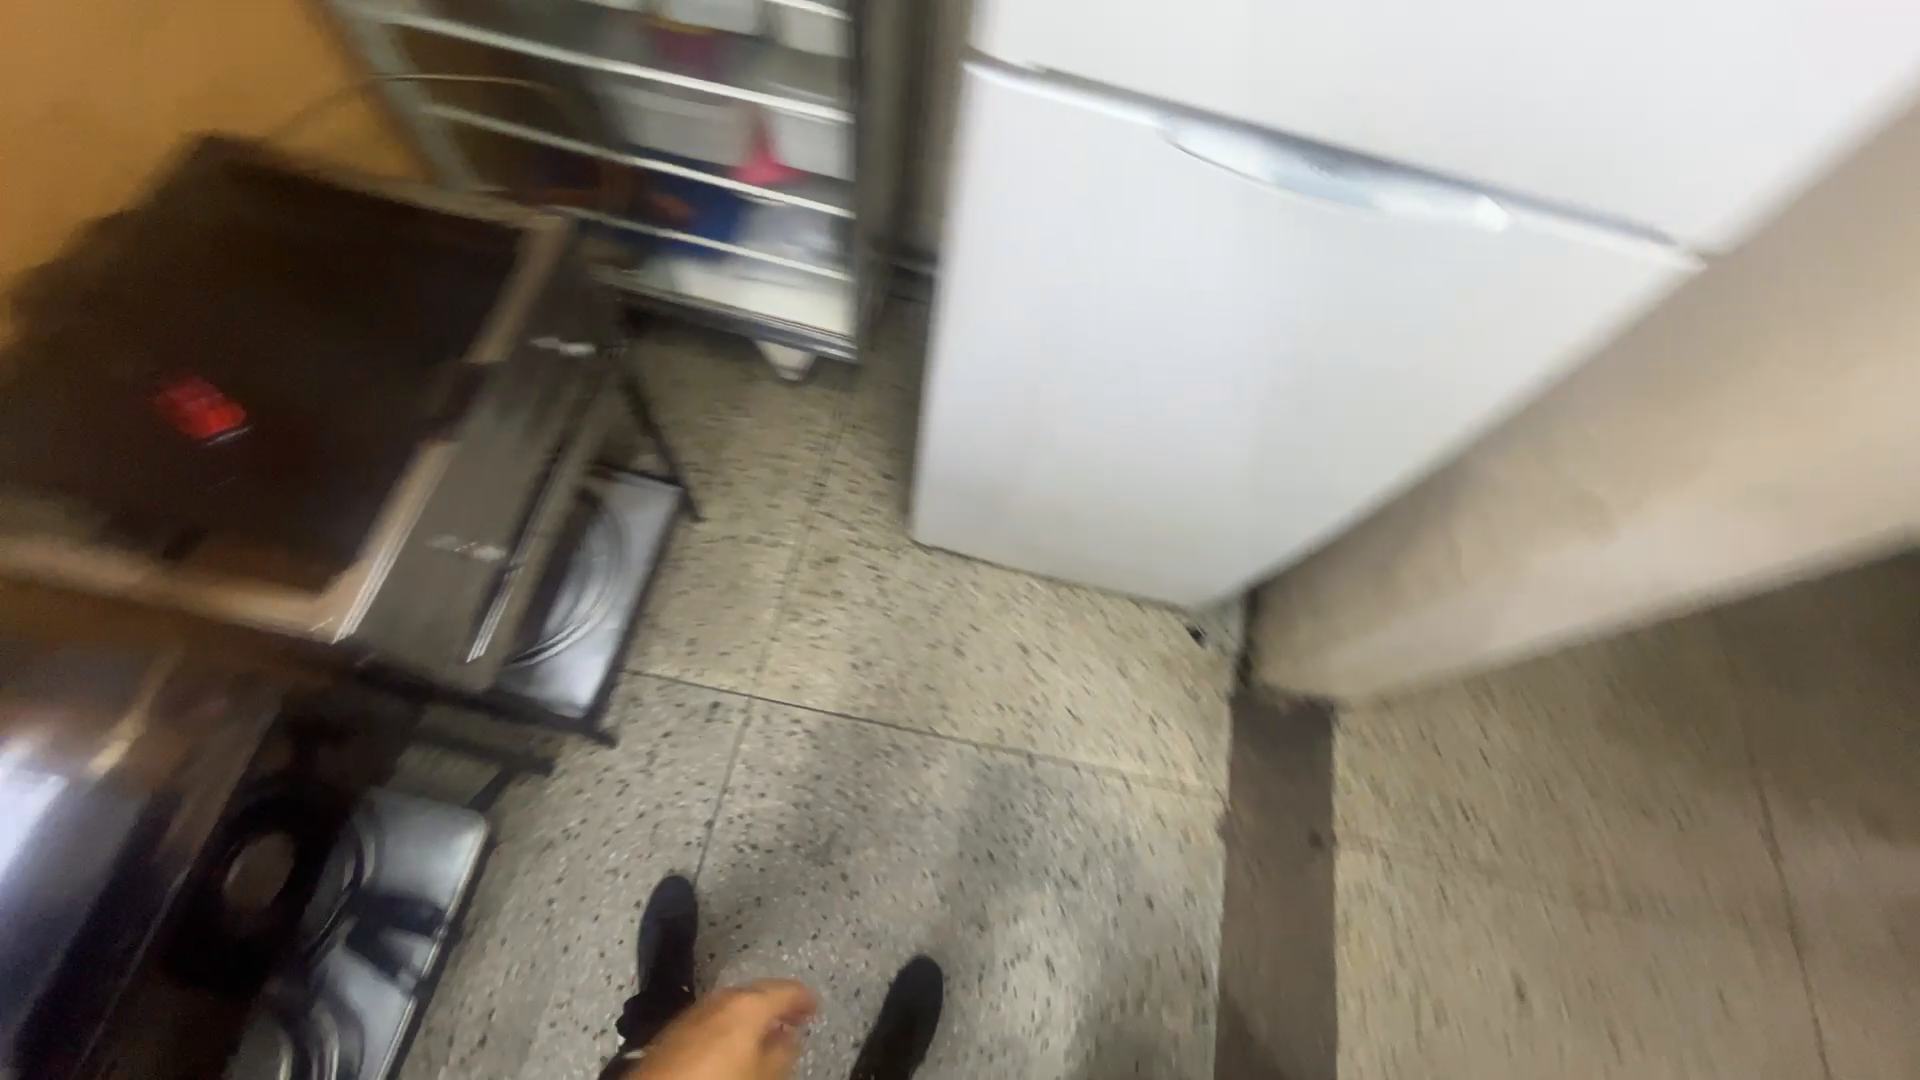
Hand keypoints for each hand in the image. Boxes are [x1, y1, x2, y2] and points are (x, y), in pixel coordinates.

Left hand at [629, 978, 819, 1079]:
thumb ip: (783, 1052)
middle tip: (795, 1018)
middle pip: (760, 992)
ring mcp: (698, 1009)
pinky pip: (715, 1017)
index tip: (816, 1008)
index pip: (788, 990)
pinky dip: (730, 1023)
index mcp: (750, 1004)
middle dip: (779, 1003)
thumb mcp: (763, 1075)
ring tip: (767, 1032)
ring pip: (735, 1003)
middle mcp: (725, 997)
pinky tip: (732, 1043)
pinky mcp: (677, 1028)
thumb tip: (791, 1036)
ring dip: (754, 1013)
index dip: (806, 998)